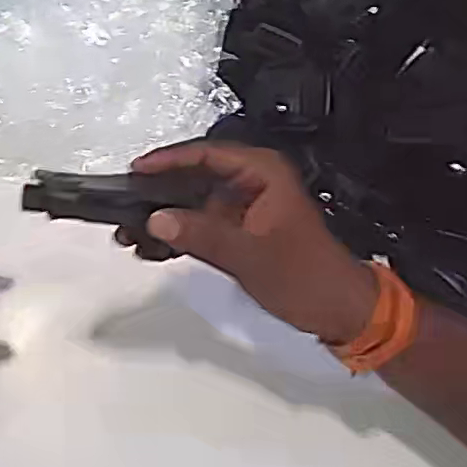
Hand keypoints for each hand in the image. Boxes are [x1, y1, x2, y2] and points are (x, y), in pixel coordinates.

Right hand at [130, 141, 376, 344]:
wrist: (340, 313)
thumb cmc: (308, 275)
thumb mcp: (251, 254)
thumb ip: (202, 235)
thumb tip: (156, 219)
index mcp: (261, 172)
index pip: (206, 153)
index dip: (168, 160)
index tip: (137, 170)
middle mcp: (249, 182)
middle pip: (193, 175)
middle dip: (158, 191)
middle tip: (126, 202)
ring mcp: (240, 206)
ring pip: (190, 201)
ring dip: (162, 216)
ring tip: (131, 231)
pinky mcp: (234, 229)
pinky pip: (197, 224)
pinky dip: (176, 234)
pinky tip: (151, 247)